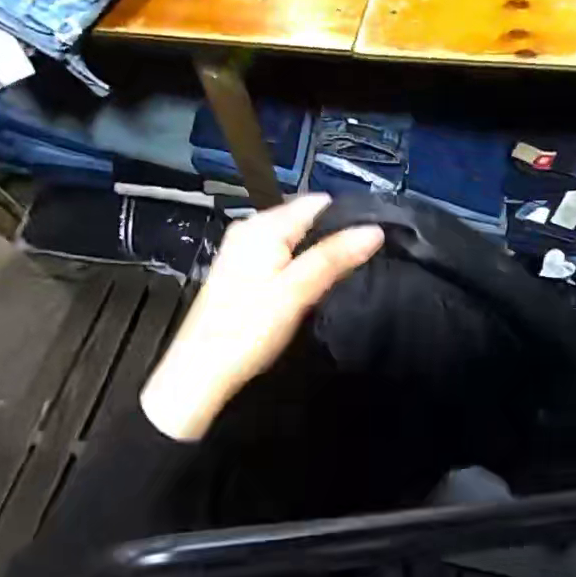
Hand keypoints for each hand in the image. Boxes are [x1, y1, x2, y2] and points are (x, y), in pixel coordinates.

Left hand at [141, 195, 381, 440]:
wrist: (199, 373)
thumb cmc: (247, 330)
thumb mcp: (296, 292)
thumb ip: (334, 258)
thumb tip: (375, 229)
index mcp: (262, 226)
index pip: (316, 203)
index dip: (348, 217)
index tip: (376, 239)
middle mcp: (250, 229)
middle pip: (305, 219)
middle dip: (333, 236)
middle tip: (364, 261)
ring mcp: (242, 250)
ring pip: (293, 239)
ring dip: (317, 253)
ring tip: (345, 275)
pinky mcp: (240, 271)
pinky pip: (280, 255)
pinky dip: (298, 265)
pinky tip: (311, 287)